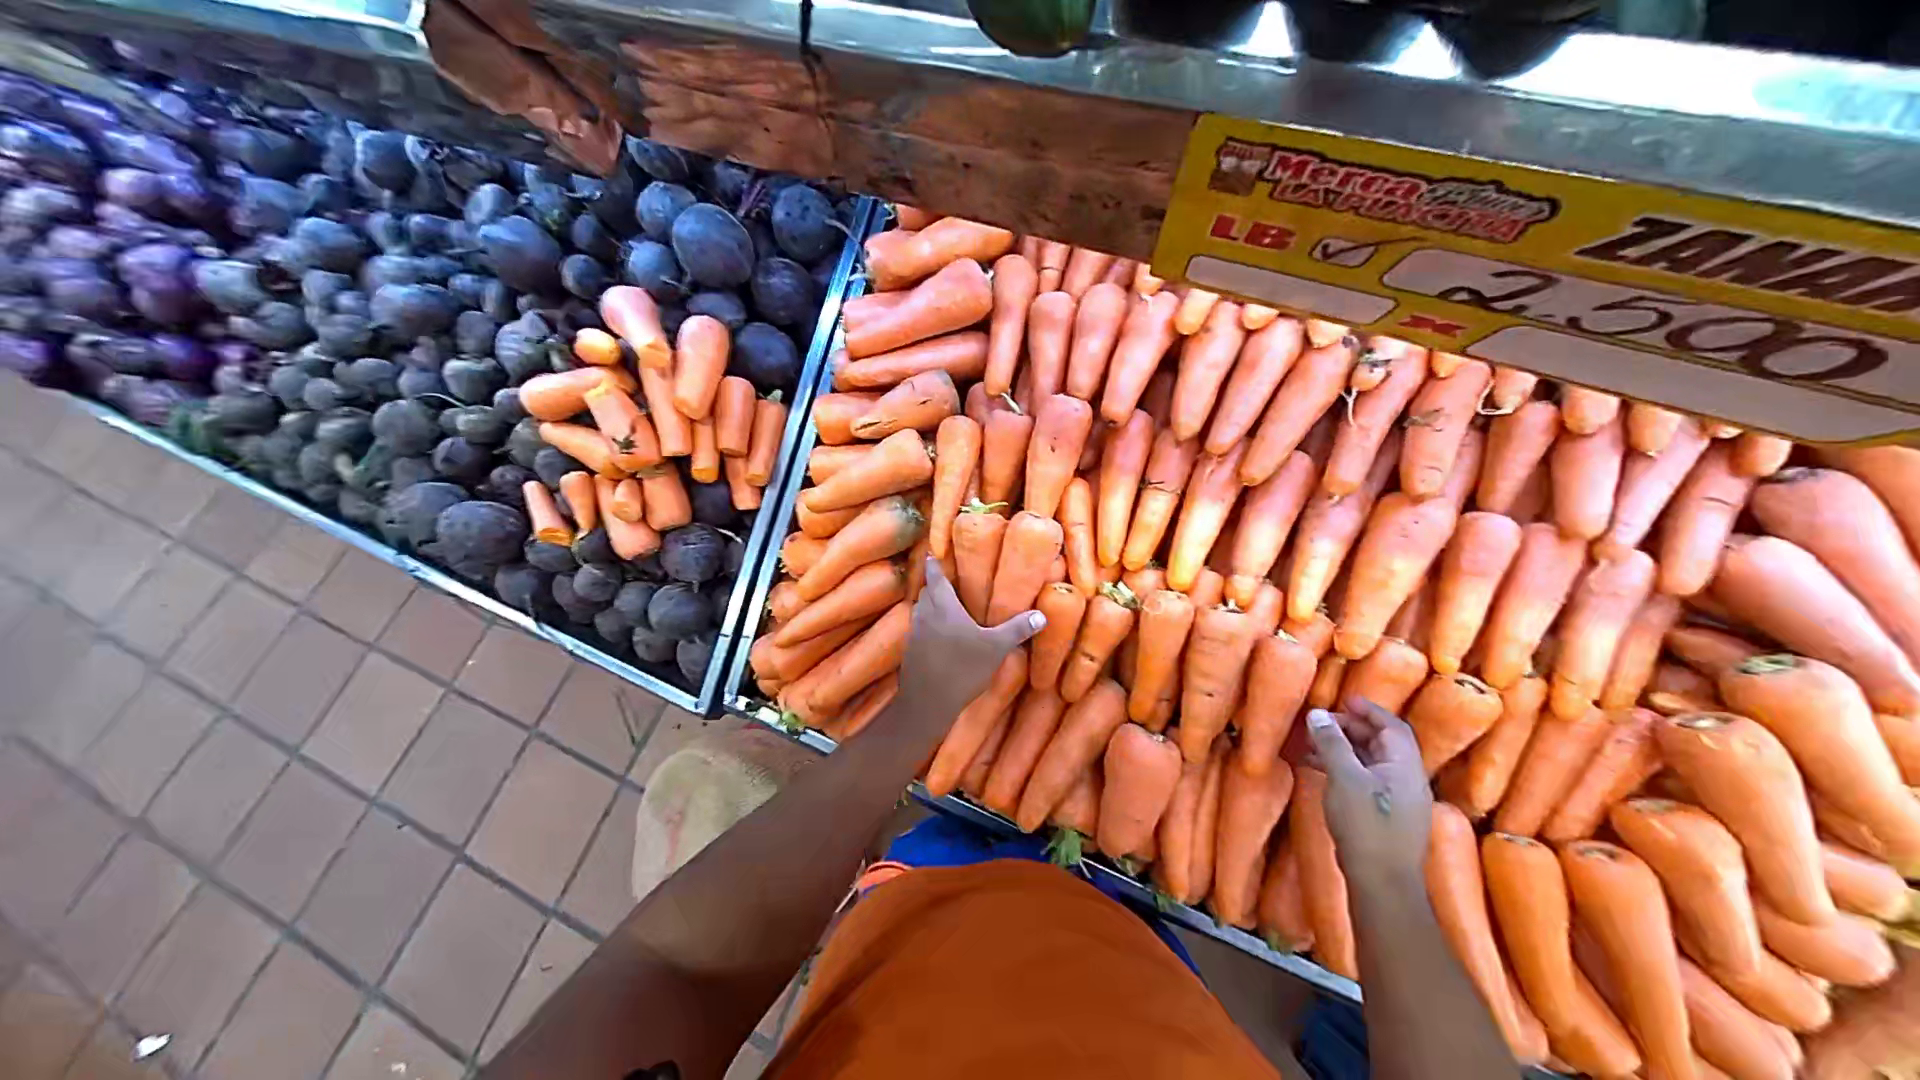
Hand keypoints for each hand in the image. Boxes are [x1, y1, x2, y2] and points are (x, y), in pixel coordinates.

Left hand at [900, 558, 1043, 725]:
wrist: (928, 701)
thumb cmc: (962, 668)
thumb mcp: (995, 648)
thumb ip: (1017, 629)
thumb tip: (1041, 615)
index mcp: (943, 607)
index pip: (935, 577)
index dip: (933, 564)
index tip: (932, 553)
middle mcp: (925, 615)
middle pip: (925, 592)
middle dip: (934, 584)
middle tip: (946, 580)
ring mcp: (914, 634)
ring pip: (920, 610)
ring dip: (930, 605)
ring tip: (945, 606)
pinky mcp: (910, 652)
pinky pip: (918, 630)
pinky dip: (927, 626)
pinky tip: (940, 637)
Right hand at [1304, 697, 1433, 891]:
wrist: (1382, 881)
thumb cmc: (1366, 824)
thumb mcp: (1344, 778)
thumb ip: (1332, 743)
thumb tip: (1318, 714)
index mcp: (1405, 766)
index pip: (1392, 727)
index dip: (1369, 710)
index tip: (1344, 699)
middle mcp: (1407, 779)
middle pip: (1381, 742)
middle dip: (1351, 728)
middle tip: (1321, 723)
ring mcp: (1398, 799)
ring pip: (1371, 761)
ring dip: (1344, 748)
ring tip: (1313, 744)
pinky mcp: (1386, 815)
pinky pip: (1365, 778)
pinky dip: (1344, 767)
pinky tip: (1320, 770)